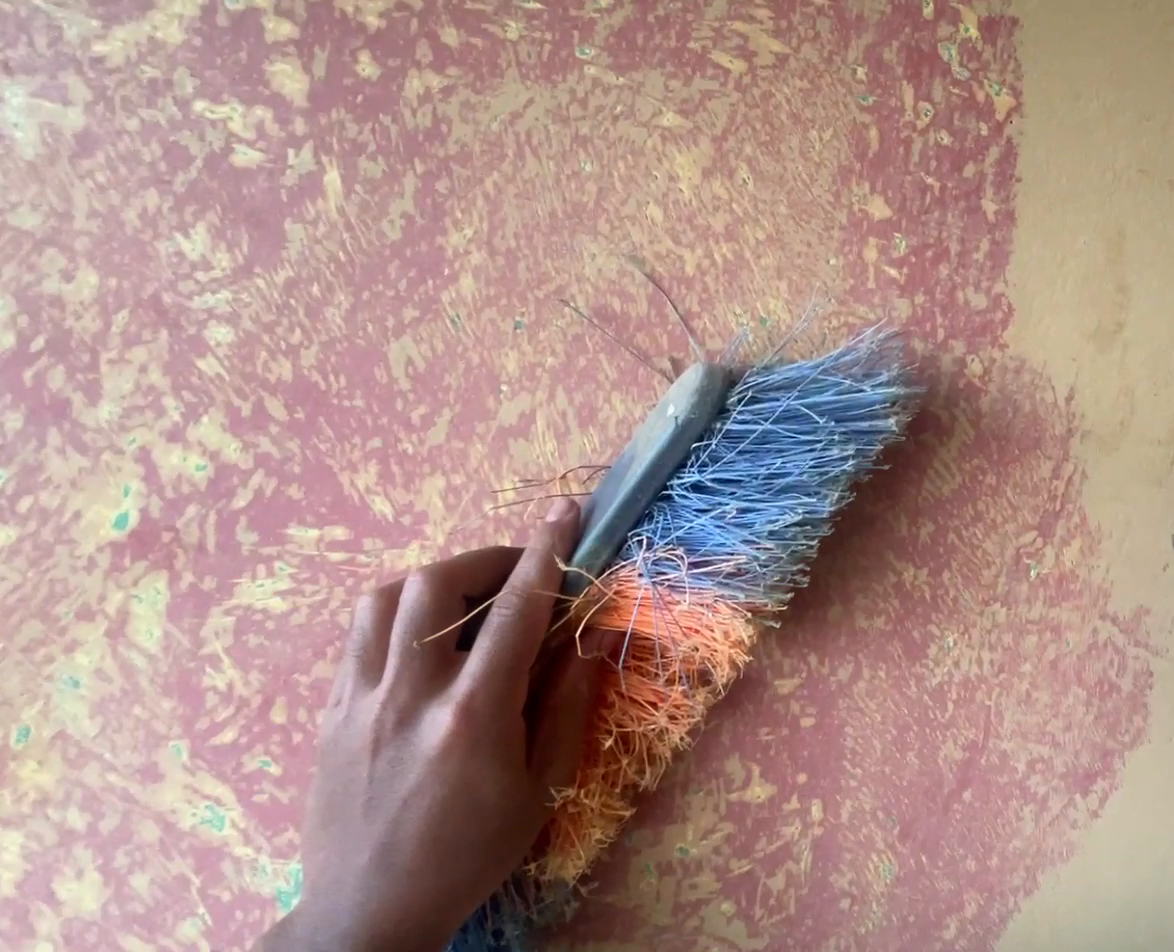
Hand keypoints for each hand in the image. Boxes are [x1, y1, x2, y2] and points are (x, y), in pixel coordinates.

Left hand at [263, 498, 605, 951]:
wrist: (364, 916)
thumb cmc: (472, 849)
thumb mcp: (543, 783)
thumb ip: (569, 698)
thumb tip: (594, 631)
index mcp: (473, 713)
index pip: (517, 608)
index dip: (547, 551)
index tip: (566, 511)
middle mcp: (408, 693)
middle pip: (436, 584)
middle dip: (490, 560)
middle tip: (522, 576)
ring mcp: (358, 700)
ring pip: (385, 597)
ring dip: (438, 581)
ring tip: (471, 601)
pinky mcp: (330, 711)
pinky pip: (359, 632)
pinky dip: (400, 612)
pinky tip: (427, 637)